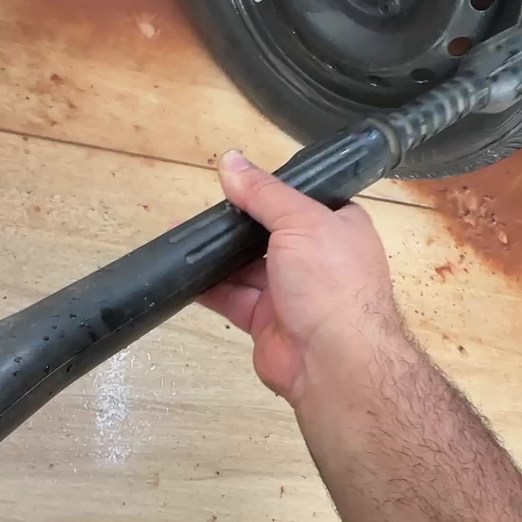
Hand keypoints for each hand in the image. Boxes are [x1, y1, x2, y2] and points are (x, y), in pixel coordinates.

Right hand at [199, 150, 406, 402]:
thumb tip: (231, 161)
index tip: (238, 181)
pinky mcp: (267, 321)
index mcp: (339, 228)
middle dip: (237, 225)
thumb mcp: (300, 221)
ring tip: (182, 236)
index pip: (303, 202)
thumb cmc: (331, 281)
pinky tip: (183, 271)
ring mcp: (292, 292)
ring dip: (217, 254)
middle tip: (202, 210)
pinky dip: (209, 286)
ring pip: (247, 267)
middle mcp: (317, 259)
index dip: (272, 192)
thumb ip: (263, 193)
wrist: (334, 360)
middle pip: (269, 234)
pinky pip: (233, 297)